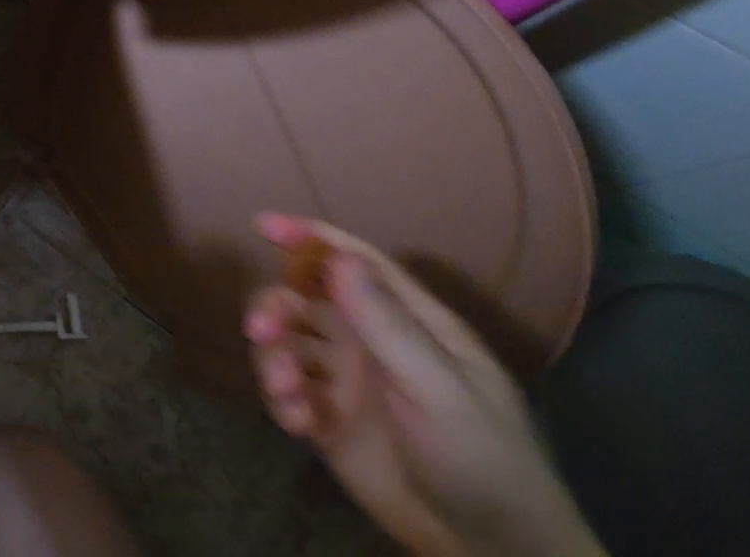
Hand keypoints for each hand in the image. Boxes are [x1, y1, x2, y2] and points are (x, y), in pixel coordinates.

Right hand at [245, 214, 602, 556]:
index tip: (262, 225)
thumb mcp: (438, 387)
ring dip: (272, 359)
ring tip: (285, 393)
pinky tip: (298, 424)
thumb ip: (387, 324)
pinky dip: (281, 400)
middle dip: (274, 308)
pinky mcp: (327, 418)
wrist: (487, 549)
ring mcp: (347, 381)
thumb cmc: (480, 456)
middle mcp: (372, 343)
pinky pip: (285, 390)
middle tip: (262, 332)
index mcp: (411, 324)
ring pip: (286, 343)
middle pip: (304, 300)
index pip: (356, 263)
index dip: (310, 238)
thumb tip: (338, 257)